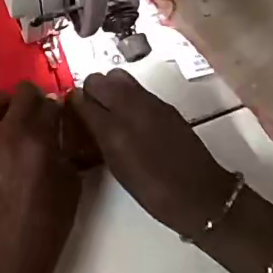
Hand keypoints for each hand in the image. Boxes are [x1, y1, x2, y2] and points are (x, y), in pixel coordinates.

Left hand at [0, 82, 80, 272]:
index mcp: (37, 136)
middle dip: (33, 97)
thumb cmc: (51, 217)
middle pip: (20, 92)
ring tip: (14, 118)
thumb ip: (64, 146)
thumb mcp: (70, 178)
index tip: (62, 110)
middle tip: (41, 111)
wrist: (14, 245)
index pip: (49, 102)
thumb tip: (60, 130)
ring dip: (4, 105)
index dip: (59, 104)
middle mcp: (9, 130)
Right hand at [66, 70, 238, 238]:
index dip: (73, 104)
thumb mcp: (117, 168)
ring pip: (118, 77)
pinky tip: (130, 116)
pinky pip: (136, 88)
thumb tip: (86, 119)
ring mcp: (150, 102)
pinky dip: (127, 94)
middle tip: (90, 111)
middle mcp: (130, 108)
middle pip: (98, 80)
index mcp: (113, 130)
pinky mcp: (164, 104)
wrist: (201, 195)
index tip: (71, 113)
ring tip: (111, 110)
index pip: (81, 99)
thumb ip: (98, 138)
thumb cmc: (154, 192)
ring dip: (109, 88)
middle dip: (90, 91)